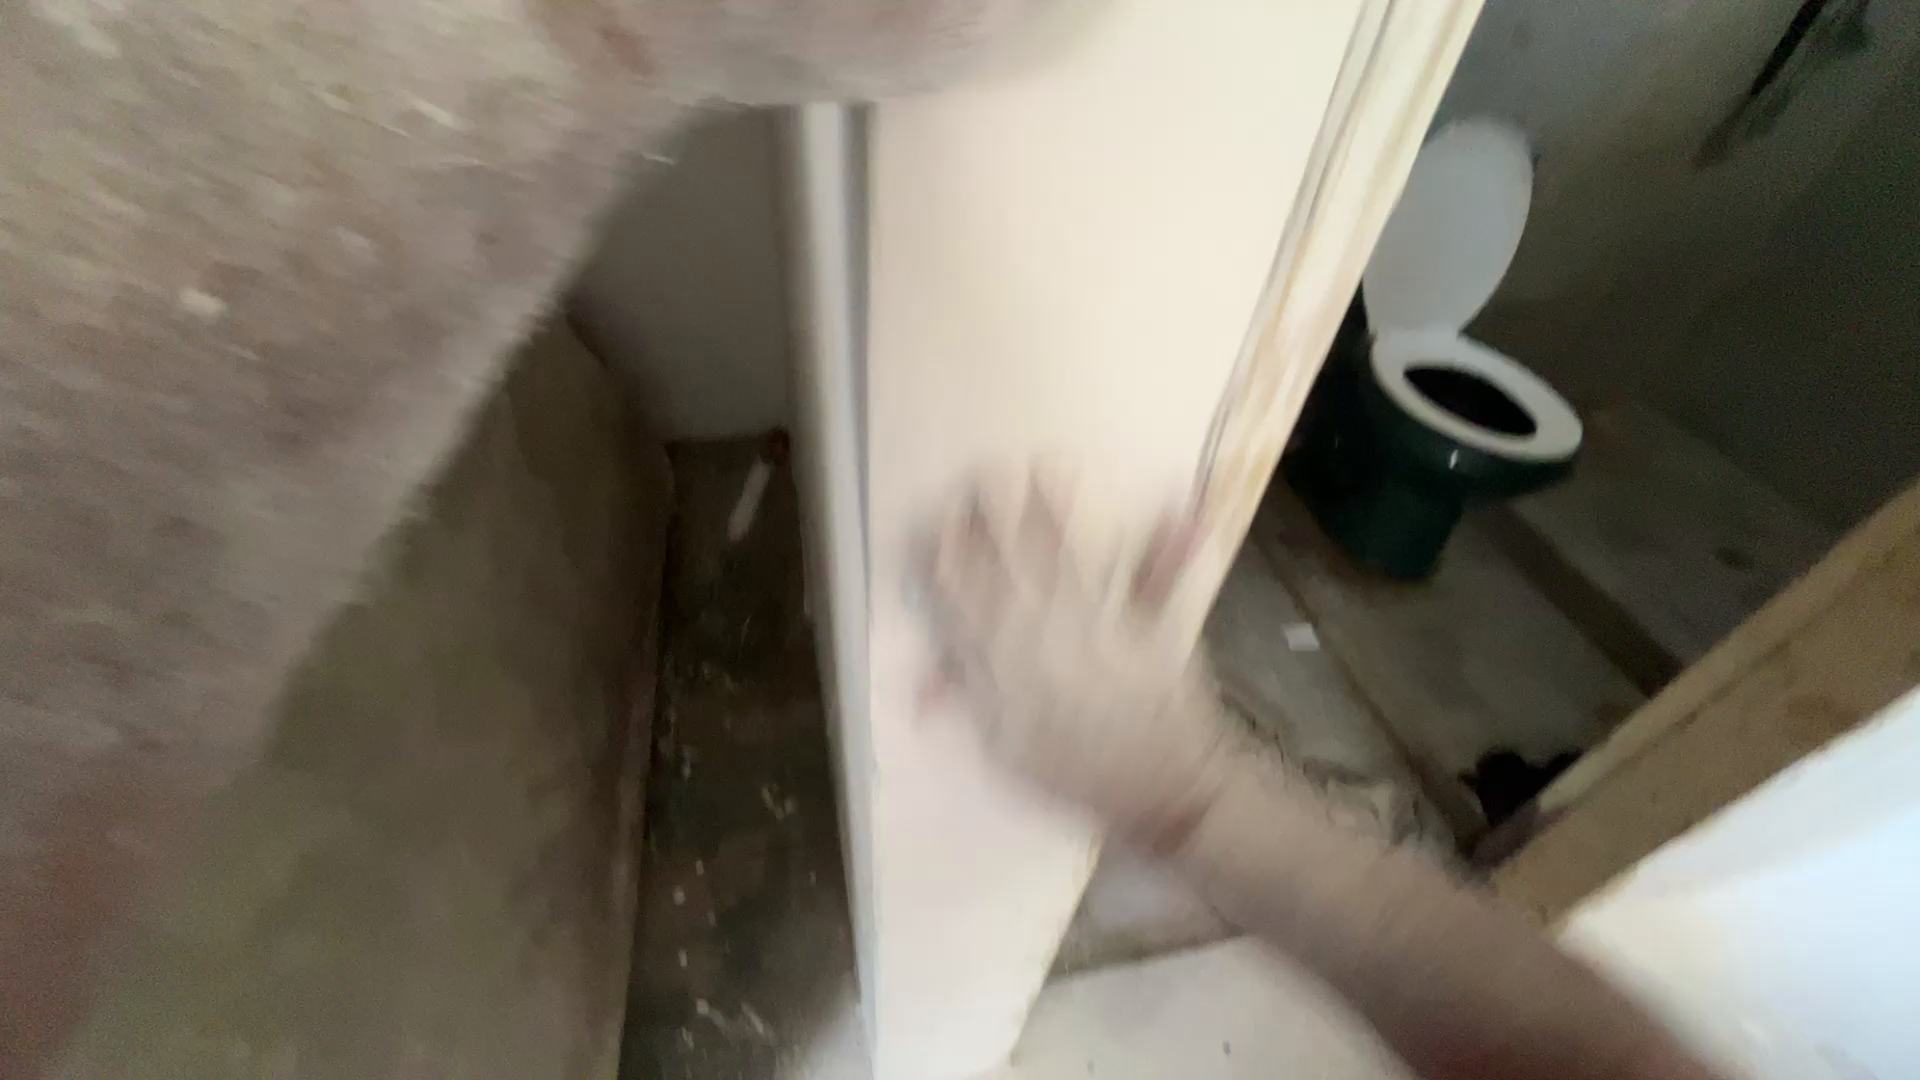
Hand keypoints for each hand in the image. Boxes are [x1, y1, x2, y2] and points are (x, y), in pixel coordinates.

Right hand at [915, 474, 1239, 847]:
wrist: (1158, 792)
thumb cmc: (1073, 774)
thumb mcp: (1004, 748)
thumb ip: (967, 700)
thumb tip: (919, 685)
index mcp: (1009, 660)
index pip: (968, 596)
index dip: (953, 555)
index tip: (942, 516)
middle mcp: (1052, 630)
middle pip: (1016, 565)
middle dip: (998, 518)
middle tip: (985, 472)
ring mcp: (1107, 623)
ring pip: (1073, 559)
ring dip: (1060, 515)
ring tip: (1049, 467)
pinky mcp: (1156, 625)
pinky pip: (1165, 581)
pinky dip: (1175, 545)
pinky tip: (1183, 506)